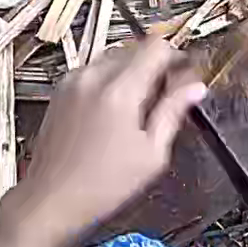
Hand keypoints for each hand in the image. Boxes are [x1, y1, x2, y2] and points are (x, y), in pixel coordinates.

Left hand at [4, 39, 206, 246]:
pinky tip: (114, 109)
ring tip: (139, 106)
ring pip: (114, 56)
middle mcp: (94, 75)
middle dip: (155, 65)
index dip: (177, 56)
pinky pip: (94, 69)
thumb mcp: (151, 154)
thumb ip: (173, 112)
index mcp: (120, 89)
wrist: (50, 200)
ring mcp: (74, 79)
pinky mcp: (61, 88)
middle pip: (135, 47)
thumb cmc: (105, 185)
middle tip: (166, 96)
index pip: (156, 47)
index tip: (185, 76)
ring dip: (132, 70)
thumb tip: (196, 86)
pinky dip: (110, 78)